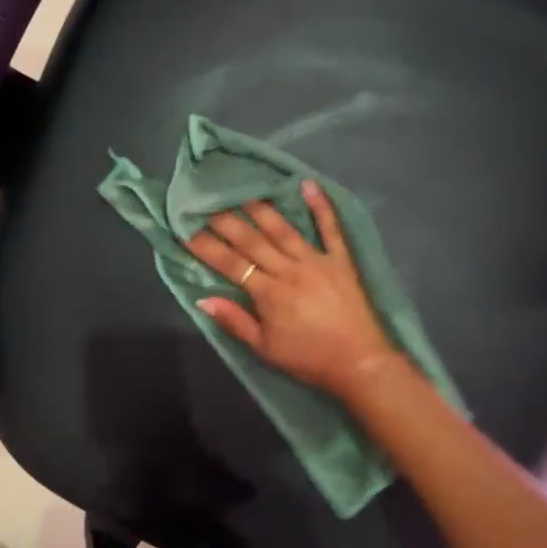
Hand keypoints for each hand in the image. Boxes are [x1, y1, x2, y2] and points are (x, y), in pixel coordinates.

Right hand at [186, 181, 402, 398]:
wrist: (359, 362)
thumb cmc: (308, 359)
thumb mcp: (265, 348)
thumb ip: (235, 322)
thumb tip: (203, 300)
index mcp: (269, 294)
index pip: (231, 265)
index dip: (207, 247)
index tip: (187, 231)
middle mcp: (290, 270)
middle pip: (253, 241)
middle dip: (227, 222)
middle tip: (206, 204)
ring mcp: (317, 261)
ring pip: (283, 229)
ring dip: (261, 209)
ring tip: (242, 191)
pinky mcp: (341, 260)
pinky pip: (330, 228)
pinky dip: (321, 206)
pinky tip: (308, 185)